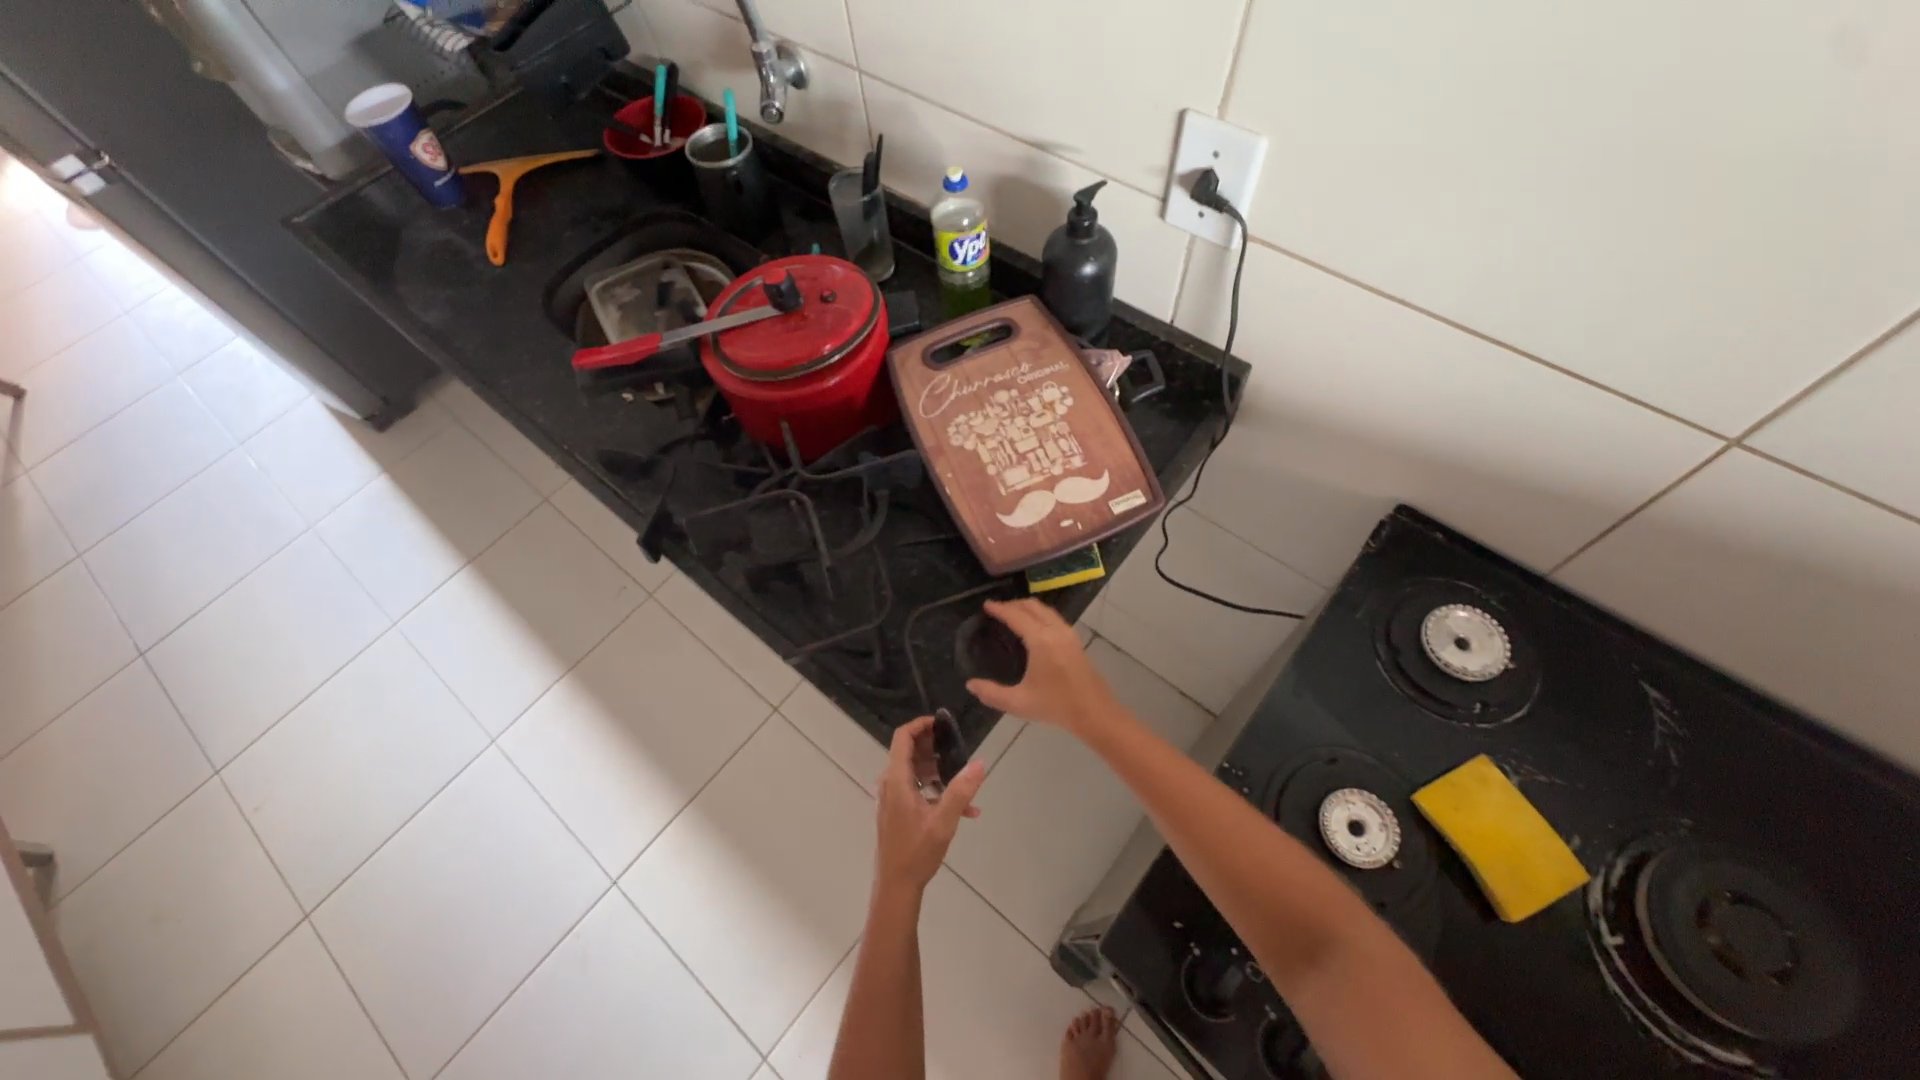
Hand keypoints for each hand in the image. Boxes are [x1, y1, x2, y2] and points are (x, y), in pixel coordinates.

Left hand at [874, 715, 985, 895]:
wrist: (896, 885)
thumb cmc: (917, 852)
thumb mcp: (944, 821)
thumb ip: (961, 791)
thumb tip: (980, 763)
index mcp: (897, 780)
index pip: (903, 738)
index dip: (920, 725)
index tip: (942, 723)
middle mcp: (890, 785)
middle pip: (909, 752)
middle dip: (934, 746)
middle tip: (958, 745)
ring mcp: (893, 799)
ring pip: (914, 771)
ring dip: (938, 770)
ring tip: (963, 775)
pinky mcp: (898, 812)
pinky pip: (917, 790)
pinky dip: (936, 791)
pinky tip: (964, 809)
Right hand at [965, 599, 1116, 735]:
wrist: (1095, 713)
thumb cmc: (1056, 706)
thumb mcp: (1019, 703)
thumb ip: (991, 693)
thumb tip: (970, 685)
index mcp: (1040, 641)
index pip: (1016, 616)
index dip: (1000, 608)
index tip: (986, 605)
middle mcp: (1056, 631)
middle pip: (1032, 607)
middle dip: (1014, 604)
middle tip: (997, 609)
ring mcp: (1069, 635)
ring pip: (1046, 610)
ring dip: (1028, 608)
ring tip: (1013, 615)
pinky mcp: (1076, 642)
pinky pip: (1054, 618)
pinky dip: (1040, 615)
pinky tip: (1034, 628)